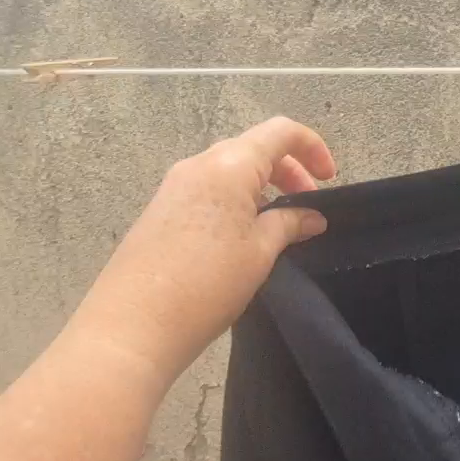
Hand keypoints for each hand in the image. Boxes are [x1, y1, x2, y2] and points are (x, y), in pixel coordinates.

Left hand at [65, 117, 336, 384]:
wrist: (130, 329)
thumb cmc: (207, 284)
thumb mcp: (260, 252)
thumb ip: (290, 223)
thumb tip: (311, 217)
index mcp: (229, 164)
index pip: (281, 131)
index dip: (313, 147)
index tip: (329, 180)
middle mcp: (200, 164)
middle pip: (255, 147)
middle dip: (289, 169)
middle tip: (309, 206)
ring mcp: (175, 185)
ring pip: (231, 168)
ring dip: (263, 185)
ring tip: (279, 223)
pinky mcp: (160, 209)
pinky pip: (209, 187)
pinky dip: (237, 198)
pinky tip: (243, 235)